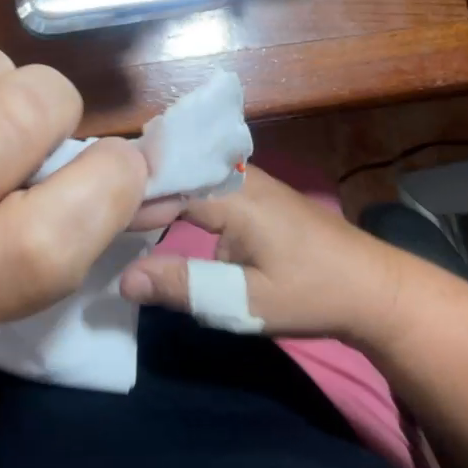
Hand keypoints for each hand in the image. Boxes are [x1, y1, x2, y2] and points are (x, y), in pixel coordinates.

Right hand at [118, 166, 409, 346]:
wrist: (373, 288)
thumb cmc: (311, 294)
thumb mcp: (245, 301)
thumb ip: (183, 286)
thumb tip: (123, 280)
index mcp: (233, 194)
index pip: (165, 187)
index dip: (128, 203)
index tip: (95, 221)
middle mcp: (237, 175)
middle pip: (173, 166)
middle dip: (135, 182)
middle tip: (93, 199)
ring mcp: (246, 178)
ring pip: (187, 168)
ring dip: (154, 183)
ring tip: (113, 200)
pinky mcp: (252, 190)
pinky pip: (202, 177)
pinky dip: (175, 188)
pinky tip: (156, 206)